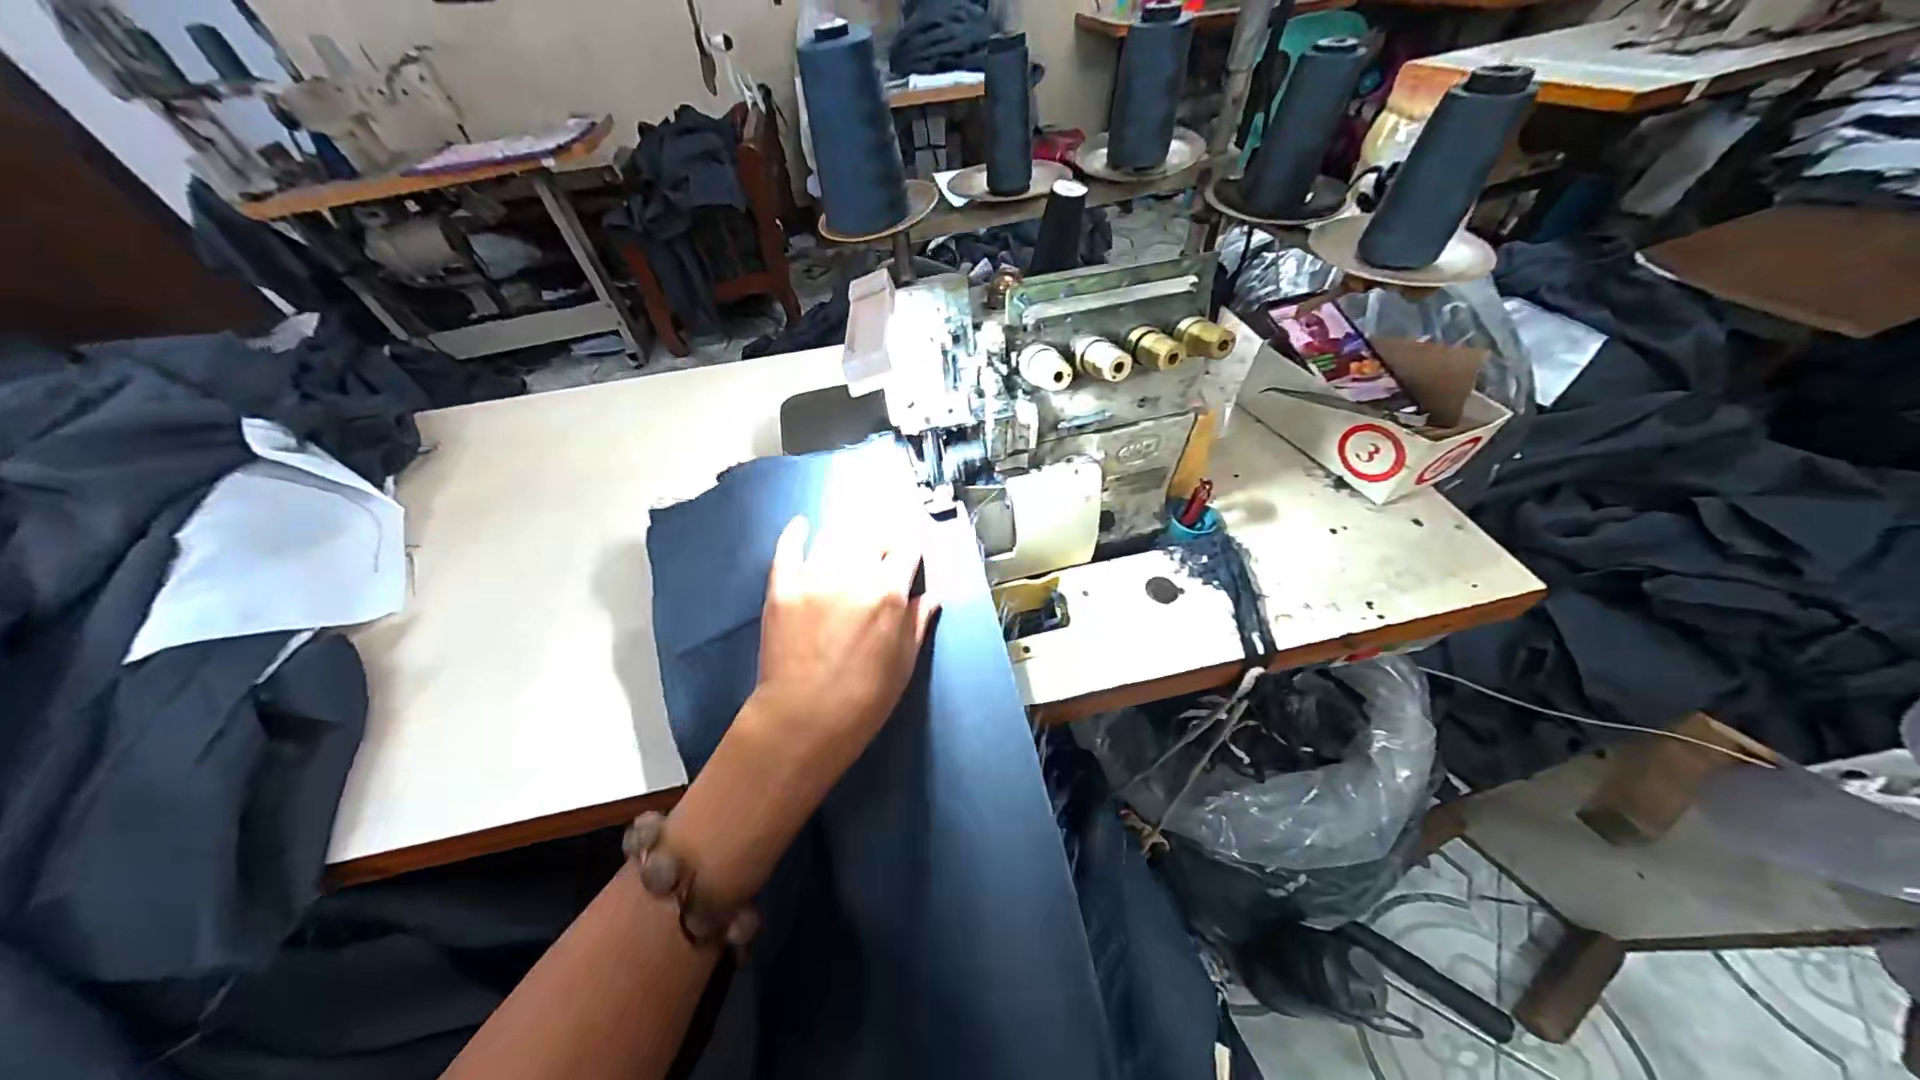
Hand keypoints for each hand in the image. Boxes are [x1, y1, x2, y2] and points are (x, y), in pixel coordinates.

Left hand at [745, 515, 939, 787]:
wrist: (803, 720)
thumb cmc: (865, 699)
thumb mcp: (904, 663)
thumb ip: (917, 623)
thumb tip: (930, 597)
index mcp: (888, 592)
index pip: (906, 549)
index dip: (910, 553)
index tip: (908, 560)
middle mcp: (852, 574)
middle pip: (871, 535)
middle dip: (882, 541)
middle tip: (881, 555)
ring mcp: (813, 576)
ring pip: (834, 535)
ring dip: (847, 538)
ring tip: (849, 545)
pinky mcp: (781, 585)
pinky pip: (788, 547)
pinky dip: (796, 532)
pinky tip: (802, 525)